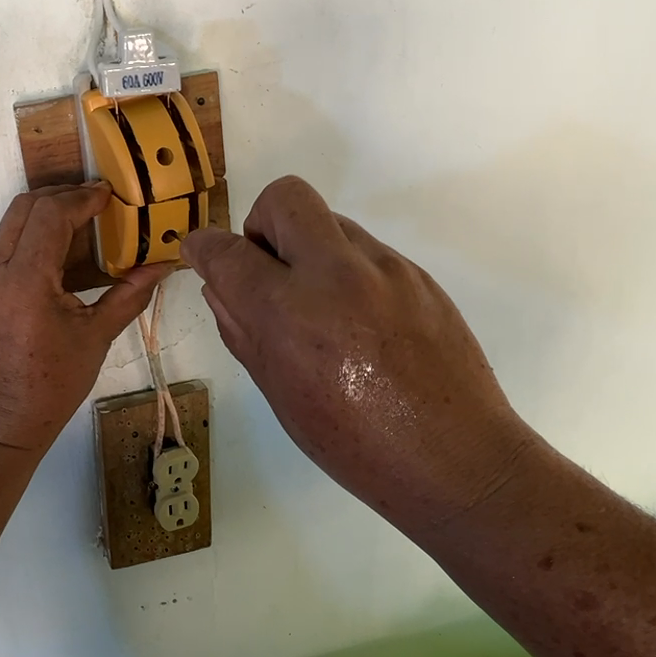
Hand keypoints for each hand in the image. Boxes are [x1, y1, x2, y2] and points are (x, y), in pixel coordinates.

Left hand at [0, 184, 173, 451]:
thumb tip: (161, 266)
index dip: (82, 199)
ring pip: (9, 225)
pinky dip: (30, 236)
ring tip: (81, 219)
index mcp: (25, 281)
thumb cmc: (52, 386)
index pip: (50, 216)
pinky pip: (4, 247)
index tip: (109, 195)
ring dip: (43, 213)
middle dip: (61, 196)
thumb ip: (129, 295)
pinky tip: (60, 250)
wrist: (1, 424)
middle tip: (95, 200)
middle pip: (24, 208)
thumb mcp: (96, 338)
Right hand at [180, 176, 536, 522]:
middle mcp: (337, 274)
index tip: (198, 253)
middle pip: (285, 199)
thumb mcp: (282, 397)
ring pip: (330, 224)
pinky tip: (362, 326)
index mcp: (291, 313)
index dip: (202, 247)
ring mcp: (385, 269)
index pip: (228, 252)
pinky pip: (366, 251)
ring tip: (322, 310)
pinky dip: (348, 272)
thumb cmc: (355, 445)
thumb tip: (220, 289)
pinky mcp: (418, 275)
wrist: (457, 458)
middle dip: (261, 224)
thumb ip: (243, 333)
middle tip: (269, 272)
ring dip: (309, 251)